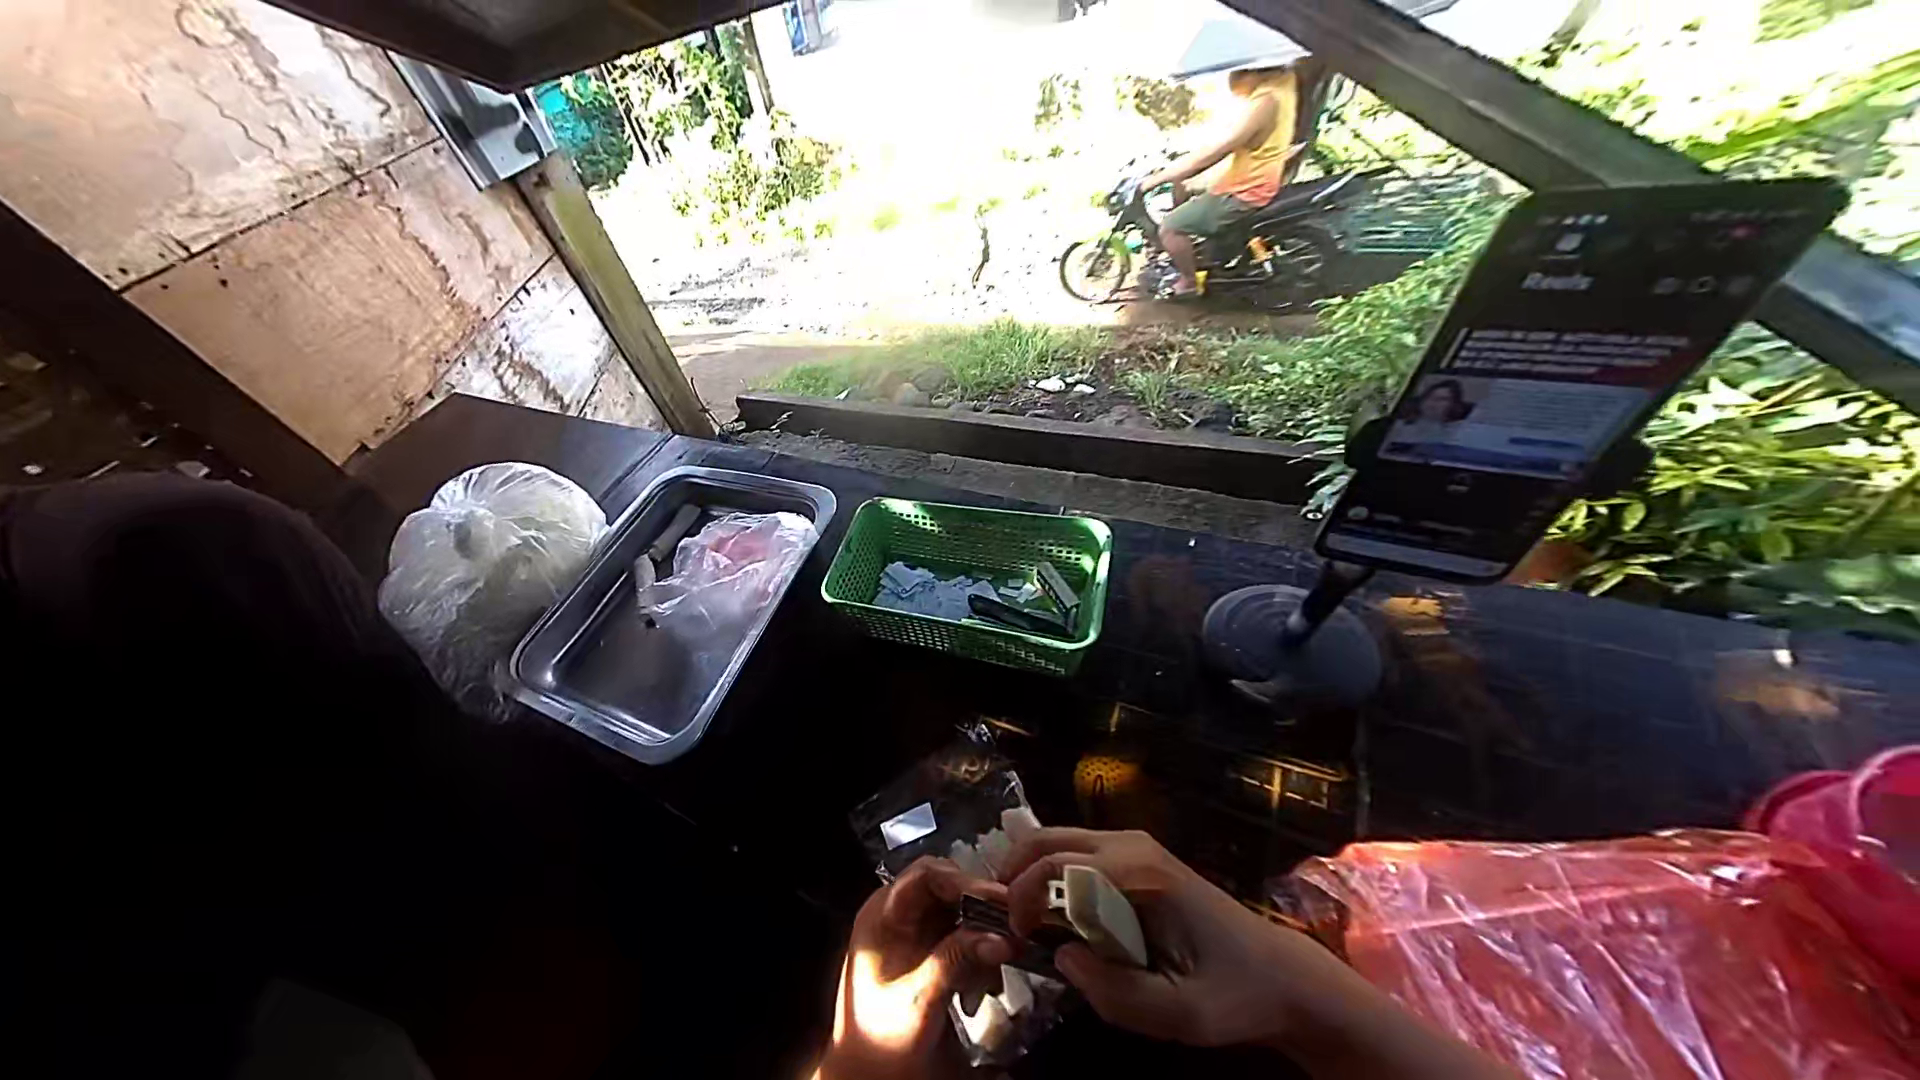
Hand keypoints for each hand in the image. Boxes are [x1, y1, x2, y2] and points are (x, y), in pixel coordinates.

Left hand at [812, 858, 1012, 1079]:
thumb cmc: (881, 1041)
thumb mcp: (918, 1001)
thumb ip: (955, 962)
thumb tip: (1001, 938)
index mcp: (883, 913)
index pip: (925, 876)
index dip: (963, 881)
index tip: (998, 899)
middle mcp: (899, 911)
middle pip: (947, 887)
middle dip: (980, 908)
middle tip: (1013, 924)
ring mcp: (915, 929)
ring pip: (959, 909)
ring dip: (983, 933)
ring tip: (1000, 963)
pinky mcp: (930, 949)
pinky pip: (962, 934)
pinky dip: (979, 952)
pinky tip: (985, 984)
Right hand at [1000, 828, 1378, 1052]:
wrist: (1279, 973)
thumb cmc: (1233, 993)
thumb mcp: (1181, 1014)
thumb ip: (1116, 994)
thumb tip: (1059, 956)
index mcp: (1140, 872)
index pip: (1058, 865)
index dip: (1022, 895)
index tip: (1013, 937)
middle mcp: (1130, 844)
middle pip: (1049, 839)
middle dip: (1014, 873)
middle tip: (1002, 921)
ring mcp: (1133, 844)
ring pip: (1059, 839)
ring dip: (1029, 872)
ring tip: (1020, 919)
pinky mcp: (1135, 855)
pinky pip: (1076, 851)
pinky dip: (1049, 872)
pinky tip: (1050, 911)